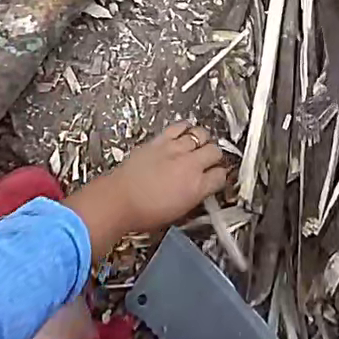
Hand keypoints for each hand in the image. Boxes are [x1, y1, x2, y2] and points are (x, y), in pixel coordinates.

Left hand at [64, 121, 227, 254]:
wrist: (117, 201)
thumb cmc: (143, 212)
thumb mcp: (178, 212)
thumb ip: (193, 196)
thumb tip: (199, 189)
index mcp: (197, 188)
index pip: (220, 176)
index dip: (220, 176)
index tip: (216, 176)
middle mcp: (190, 166)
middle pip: (215, 151)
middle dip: (215, 156)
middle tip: (210, 159)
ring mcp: (175, 150)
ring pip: (201, 134)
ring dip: (203, 140)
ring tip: (200, 143)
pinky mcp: (160, 140)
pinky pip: (180, 126)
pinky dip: (186, 127)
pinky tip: (185, 131)